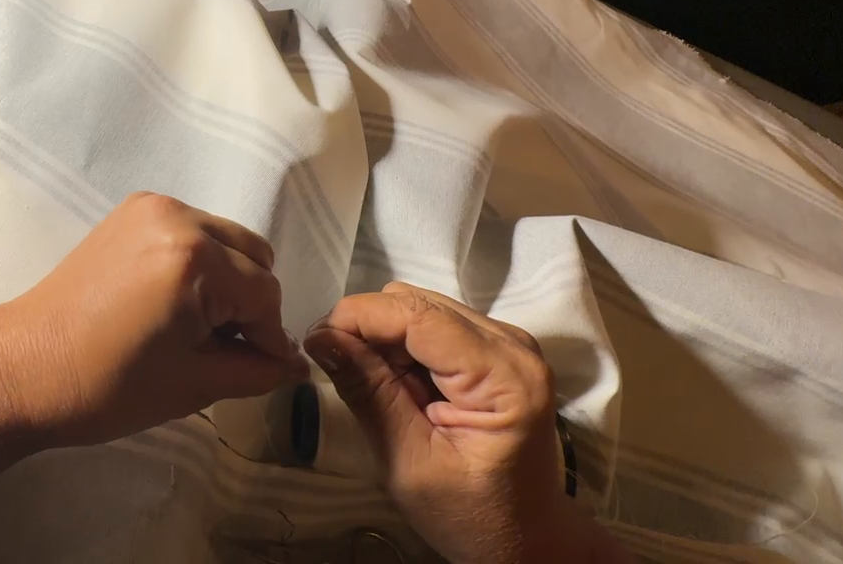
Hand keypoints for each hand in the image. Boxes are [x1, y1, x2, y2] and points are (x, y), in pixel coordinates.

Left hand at [0, 192, 310, 448]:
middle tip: (226, 345)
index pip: (266, 293)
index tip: (260, 368)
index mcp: (195, 258)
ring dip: (228, 276)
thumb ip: (258, 368)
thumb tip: (298, 364)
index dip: (268, 337)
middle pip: (253, 255)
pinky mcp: (132, 209)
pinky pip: (191, 228)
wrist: (27, 363)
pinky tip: (173, 296)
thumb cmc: (109, 385)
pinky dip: (198, 258)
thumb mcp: (195, 384)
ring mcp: (153, 206)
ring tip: (197, 322)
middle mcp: (178, 216)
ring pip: (225, 238)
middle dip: (250, 301)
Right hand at [304, 283, 620, 563]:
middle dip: (368, 328)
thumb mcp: (408, 464)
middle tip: (343, 370)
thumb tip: (320, 336)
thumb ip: (368, 392)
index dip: (358, 316)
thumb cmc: (471, 516)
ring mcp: (505, 339)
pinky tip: (400, 381)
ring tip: (377, 384)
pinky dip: (401, 343)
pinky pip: (430, 319)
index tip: (315, 341)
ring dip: (383, 336)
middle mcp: (511, 343)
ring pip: (417, 305)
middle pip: (415, 303)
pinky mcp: (494, 343)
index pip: (416, 315)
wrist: (527, 540)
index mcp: (503, 377)